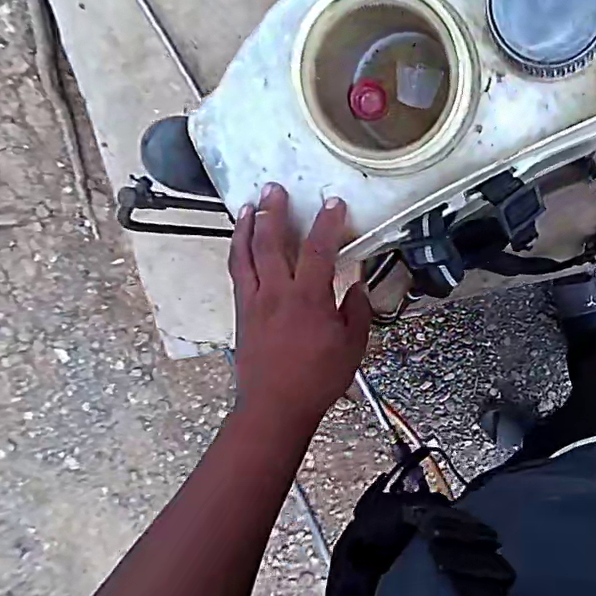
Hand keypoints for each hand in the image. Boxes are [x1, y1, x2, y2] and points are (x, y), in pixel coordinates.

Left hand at [228, 184, 371, 429]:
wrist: (275, 406)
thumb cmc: (317, 378)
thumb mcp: (353, 346)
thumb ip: (357, 311)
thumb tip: (357, 288)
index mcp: (308, 299)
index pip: (317, 250)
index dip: (326, 223)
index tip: (333, 203)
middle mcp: (277, 293)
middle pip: (270, 241)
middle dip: (273, 211)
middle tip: (275, 189)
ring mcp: (255, 301)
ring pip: (245, 254)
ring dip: (246, 226)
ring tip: (249, 206)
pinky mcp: (243, 312)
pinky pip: (237, 273)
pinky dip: (238, 251)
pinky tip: (241, 243)